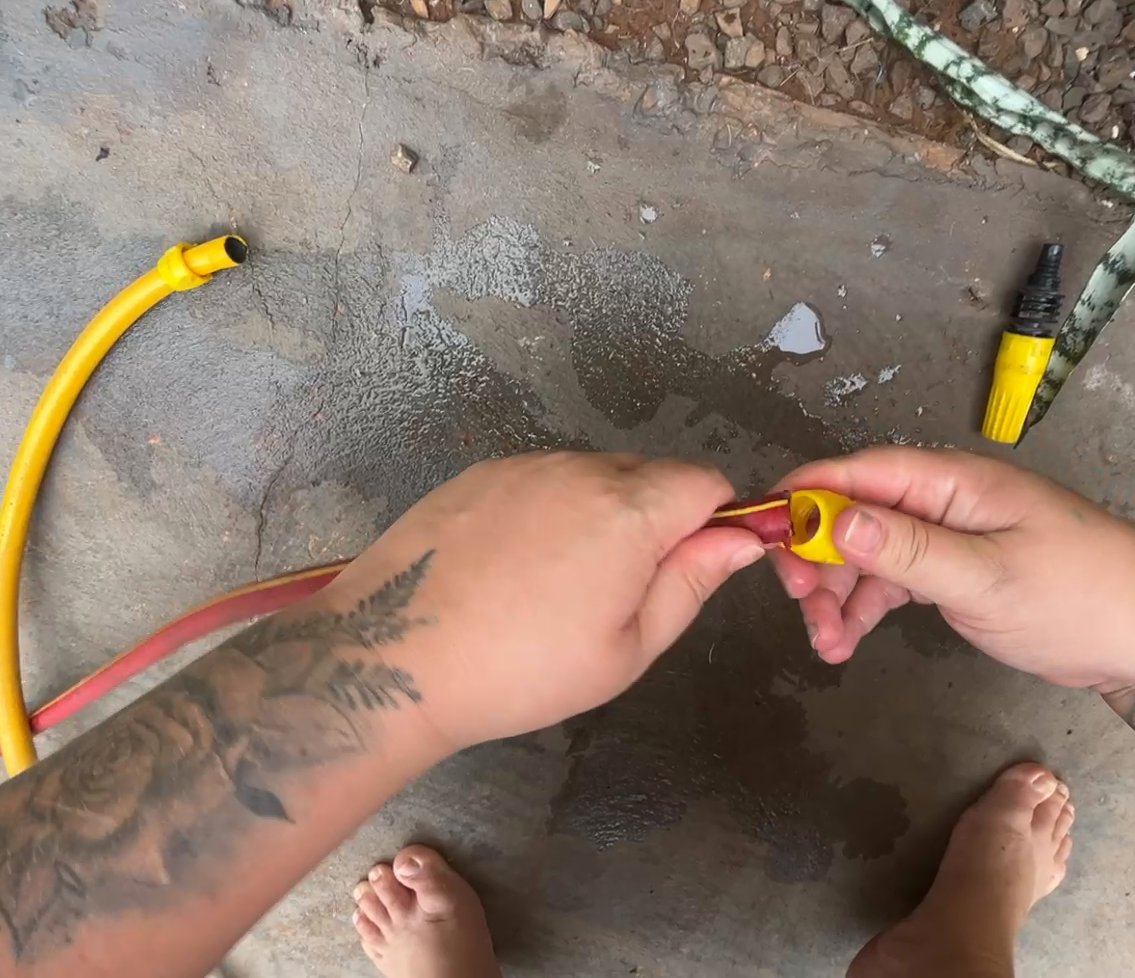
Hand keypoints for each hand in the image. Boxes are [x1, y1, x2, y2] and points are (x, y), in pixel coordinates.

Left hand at [329, 452, 763, 751]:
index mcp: (629, 510)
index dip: (712, 521)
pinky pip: (545, 477)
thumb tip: (742, 539)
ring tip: (555, 580)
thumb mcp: (626, 649)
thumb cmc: (523, 670)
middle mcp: (582, 467)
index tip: (684, 567)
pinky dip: (552, 507)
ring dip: (602, 512)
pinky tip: (514, 561)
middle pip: (652, 473)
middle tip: (614, 588)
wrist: (393, 656)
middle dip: (657, 518)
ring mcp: (526, 463)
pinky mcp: (483, 470)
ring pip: (597, 474)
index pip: (707, 481)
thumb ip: (691, 583)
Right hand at [769, 447, 1134, 690]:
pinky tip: (846, 642)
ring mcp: (942, 536)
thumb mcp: (988, 576)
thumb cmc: (1081, 598)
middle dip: (816, 557)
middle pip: (851, 514)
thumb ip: (906, 549)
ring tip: (826, 643)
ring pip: (864, 552)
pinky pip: (888, 581)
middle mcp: (938, 500)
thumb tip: (830, 519)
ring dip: (836, 593)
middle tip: (799, 605)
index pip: (857, 471)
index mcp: (950, 481)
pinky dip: (862, 609)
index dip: (802, 494)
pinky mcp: (948, 570)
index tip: (758, 530)